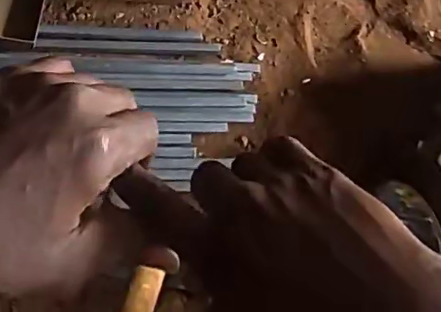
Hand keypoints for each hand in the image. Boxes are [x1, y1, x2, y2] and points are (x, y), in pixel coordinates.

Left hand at [0, 58, 157, 303]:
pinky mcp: (8, 73)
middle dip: (119, 131)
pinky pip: (52, 70)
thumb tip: (172, 248)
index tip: (119, 185)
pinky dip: (57, 90)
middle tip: (90, 169)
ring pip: (88, 82)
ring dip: (88, 109)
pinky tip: (33, 122)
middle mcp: (74, 98)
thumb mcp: (68, 262)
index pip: (149, 128)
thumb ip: (128, 246)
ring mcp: (37, 79)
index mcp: (97, 143)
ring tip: (59, 146)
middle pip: (122, 100)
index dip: (142, 159)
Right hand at [115, 137, 440, 311]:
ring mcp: (280, 183)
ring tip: (279, 214)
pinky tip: (300, 191)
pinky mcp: (318, 170)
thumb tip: (196, 273)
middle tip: (241, 229)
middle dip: (216, 201)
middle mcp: (242, 209)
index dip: (135, 188)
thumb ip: (217, 292)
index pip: (157, 207)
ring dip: (253, 185)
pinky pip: (279, 149)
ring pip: (244, 163)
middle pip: (205, 179)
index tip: (123, 174)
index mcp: (221, 254)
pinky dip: (282, 167)